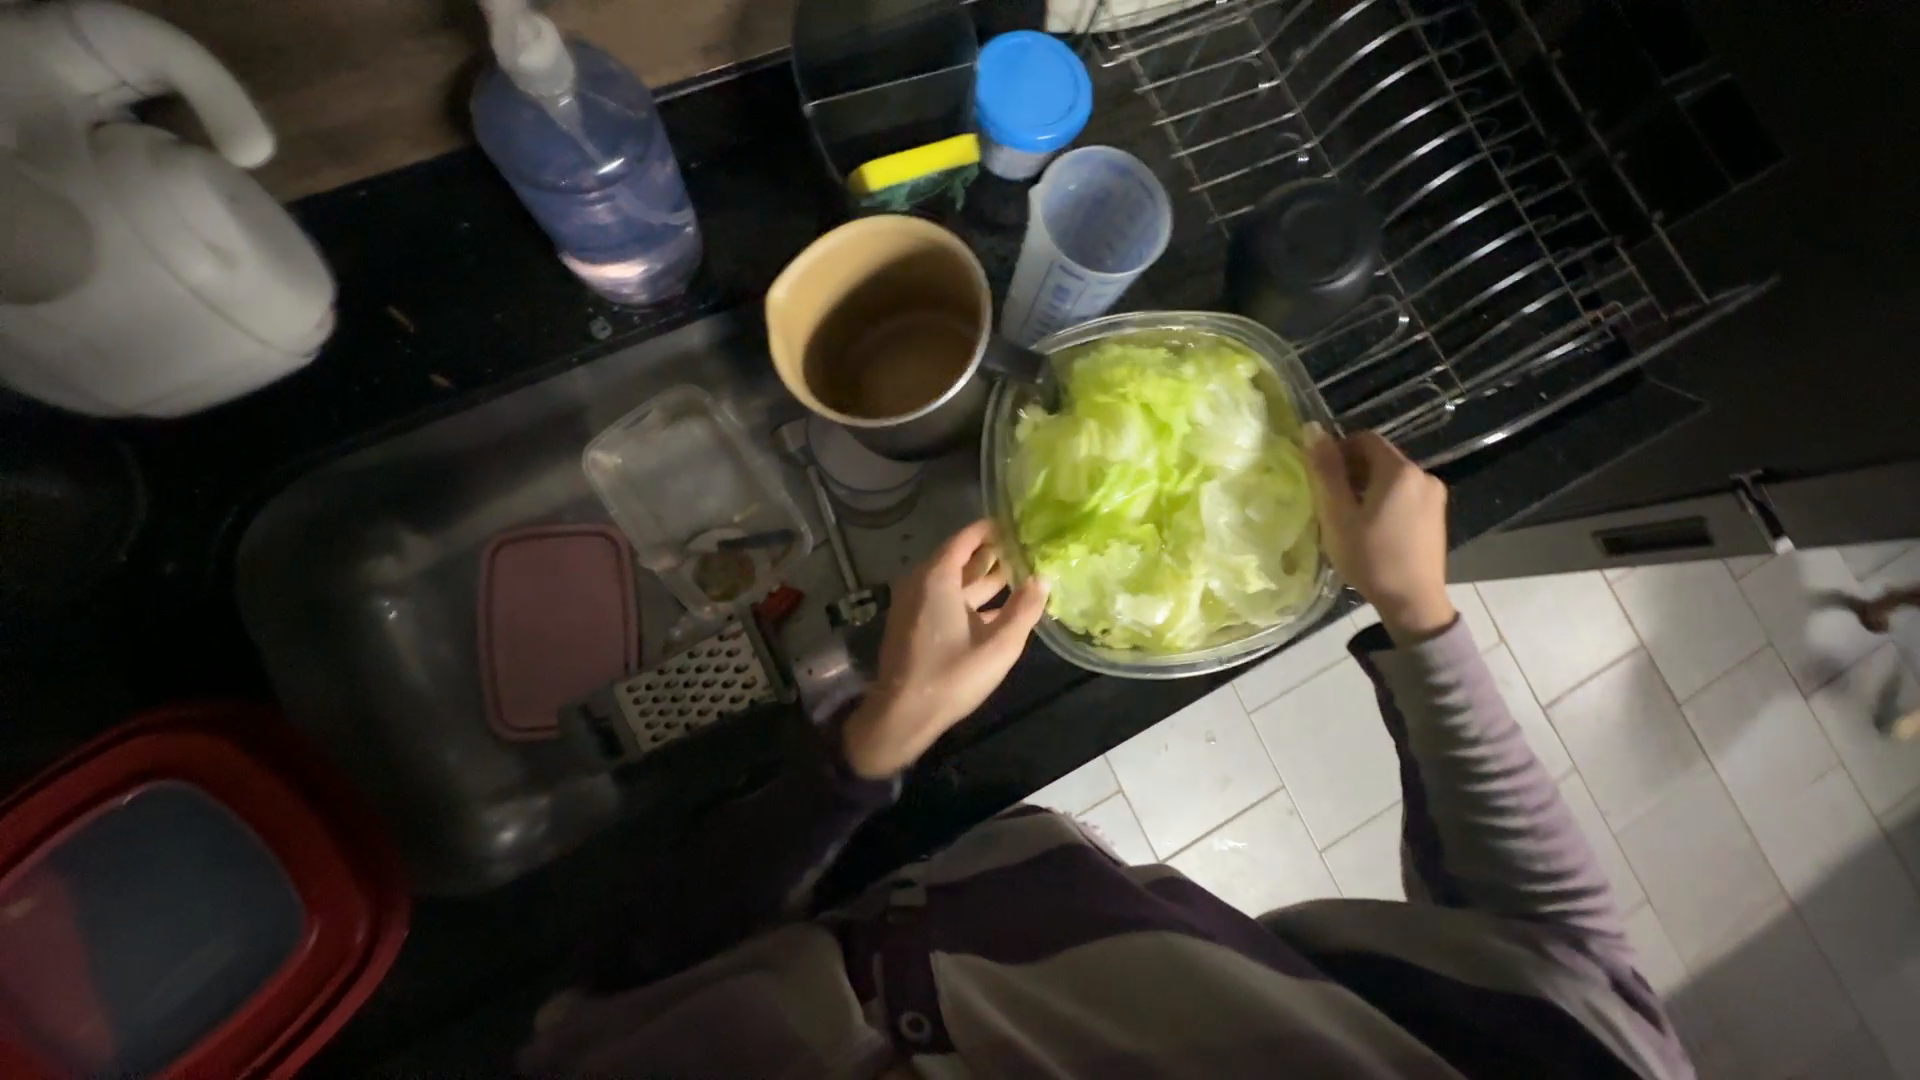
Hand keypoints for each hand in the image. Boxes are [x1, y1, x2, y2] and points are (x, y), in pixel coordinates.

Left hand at [842, 520, 1049, 778]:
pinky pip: (945, 600)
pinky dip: (970, 599)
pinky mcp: (915, 625)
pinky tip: (998, 609)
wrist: (903, 715)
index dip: (991, 530)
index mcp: (937, 577)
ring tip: (1018, 574)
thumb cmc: (952, 676)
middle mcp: (922, 583)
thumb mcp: (999, 645)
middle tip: (1025, 549)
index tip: (1017, 525)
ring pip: (954, 582)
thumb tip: (1043, 579)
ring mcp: (916, 605)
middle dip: (991, 554)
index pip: (965, 539)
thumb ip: (1024, 609)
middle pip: (960, 558)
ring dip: (983, 578)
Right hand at [1308, 429, 1453, 644]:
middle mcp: (1423, 475)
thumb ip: (1325, 470)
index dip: (1338, 450)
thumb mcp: (1337, 514)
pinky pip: (1404, 495)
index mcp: (1399, 471)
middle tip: (1329, 500)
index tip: (1320, 477)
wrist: (1412, 601)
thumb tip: (1313, 428)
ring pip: (1391, 478)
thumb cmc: (1369, 556)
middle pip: (1379, 458)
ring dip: (1366, 488)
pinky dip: (1383, 501)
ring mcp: (1434, 496)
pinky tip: (1371, 528)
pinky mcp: (1436, 515)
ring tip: (1347, 517)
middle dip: (1351, 471)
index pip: (1364, 439)